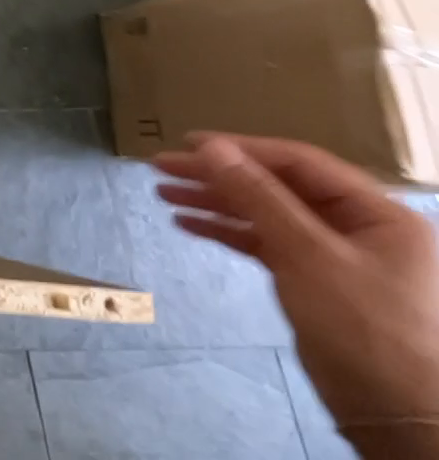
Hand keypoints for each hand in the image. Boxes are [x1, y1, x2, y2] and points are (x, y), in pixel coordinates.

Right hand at [154, 134, 438, 438]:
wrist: (389, 405)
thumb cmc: (360, 321)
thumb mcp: (307, 252)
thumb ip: (259, 196)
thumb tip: (212, 148)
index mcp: (377, 214)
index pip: (301, 164)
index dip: (243, 149)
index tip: (187, 143)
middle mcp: (358, 227)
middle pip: (277, 187)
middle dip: (218, 177)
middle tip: (161, 167)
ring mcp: (335, 253)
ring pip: (265, 213)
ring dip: (214, 202)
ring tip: (163, 194)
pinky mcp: (313, 277)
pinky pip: (263, 241)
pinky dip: (226, 231)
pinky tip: (188, 225)